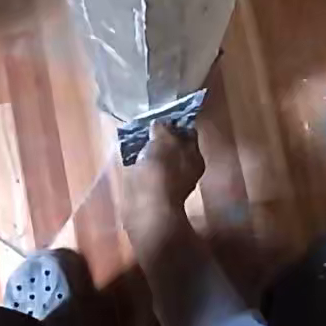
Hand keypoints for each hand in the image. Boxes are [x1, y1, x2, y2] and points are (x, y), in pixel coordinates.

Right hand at [117, 121, 205, 254]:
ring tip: (134, 141)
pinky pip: (148, 172)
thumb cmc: (160, 173)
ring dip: (148, 151)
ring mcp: (170, 183)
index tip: (159, 116)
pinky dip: (140, 165)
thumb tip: (159, 125)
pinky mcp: (153, 193)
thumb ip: (163, 128)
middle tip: (144, 127)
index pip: (188, 132)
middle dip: (160, 137)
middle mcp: (186, 169)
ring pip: (160, 159)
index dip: (175, 122)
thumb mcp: (162, 140)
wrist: (147, 210)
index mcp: (195, 156)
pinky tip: (130, 159)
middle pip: (173, 146)